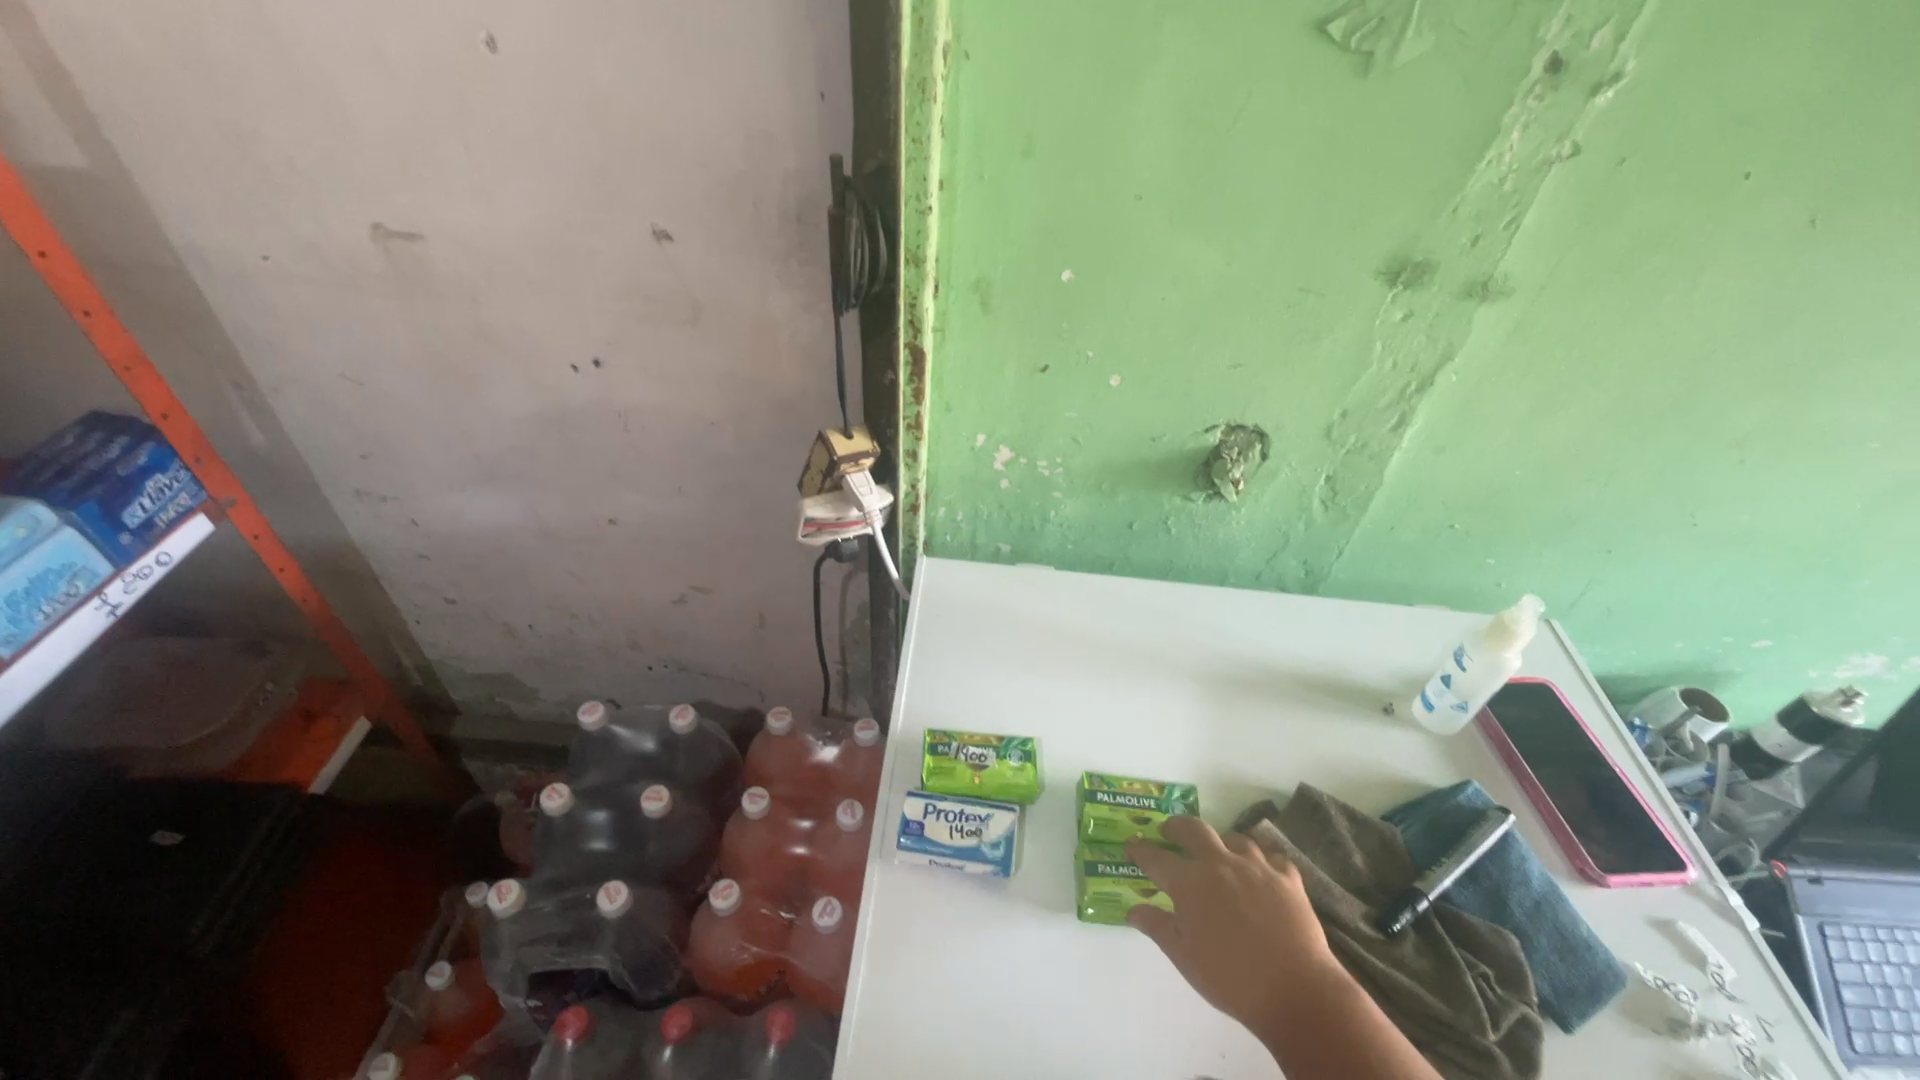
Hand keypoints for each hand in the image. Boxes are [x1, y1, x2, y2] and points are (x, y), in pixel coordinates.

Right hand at [1124, 817, 1345, 1041]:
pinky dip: (1260, 858)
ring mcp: (1257, 867)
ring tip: (1217, 852)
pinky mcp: (1288, 878)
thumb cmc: (1229, 977)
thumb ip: (1157, 927)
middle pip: (1194, 830)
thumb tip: (1133, 910)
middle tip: (1168, 832)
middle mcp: (1221, 864)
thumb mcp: (1183, 956)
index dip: (1140, 850)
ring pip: (1234, 838)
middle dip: (1176, 827)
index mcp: (1190, 882)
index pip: (1156, 858)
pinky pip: (1271, 856)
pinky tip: (1260, 870)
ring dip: (1220, 841)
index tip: (1131, 846)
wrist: (1294, 989)